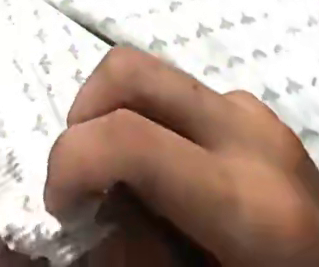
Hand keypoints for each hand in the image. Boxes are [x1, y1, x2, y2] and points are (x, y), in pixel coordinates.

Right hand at [47, 47, 318, 266]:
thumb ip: (140, 259)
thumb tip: (90, 218)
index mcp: (248, 202)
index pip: (130, 138)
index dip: (69, 163)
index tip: (58, 209)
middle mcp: (251, 134)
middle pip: (133, 69)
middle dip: (83, 112)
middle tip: (78, 179)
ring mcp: (258, 114)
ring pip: (155, 77)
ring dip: (116, 117)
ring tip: (122, 186)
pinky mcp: (260, 114)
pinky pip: (183, 98)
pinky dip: (151, 124)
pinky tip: (166, 184)